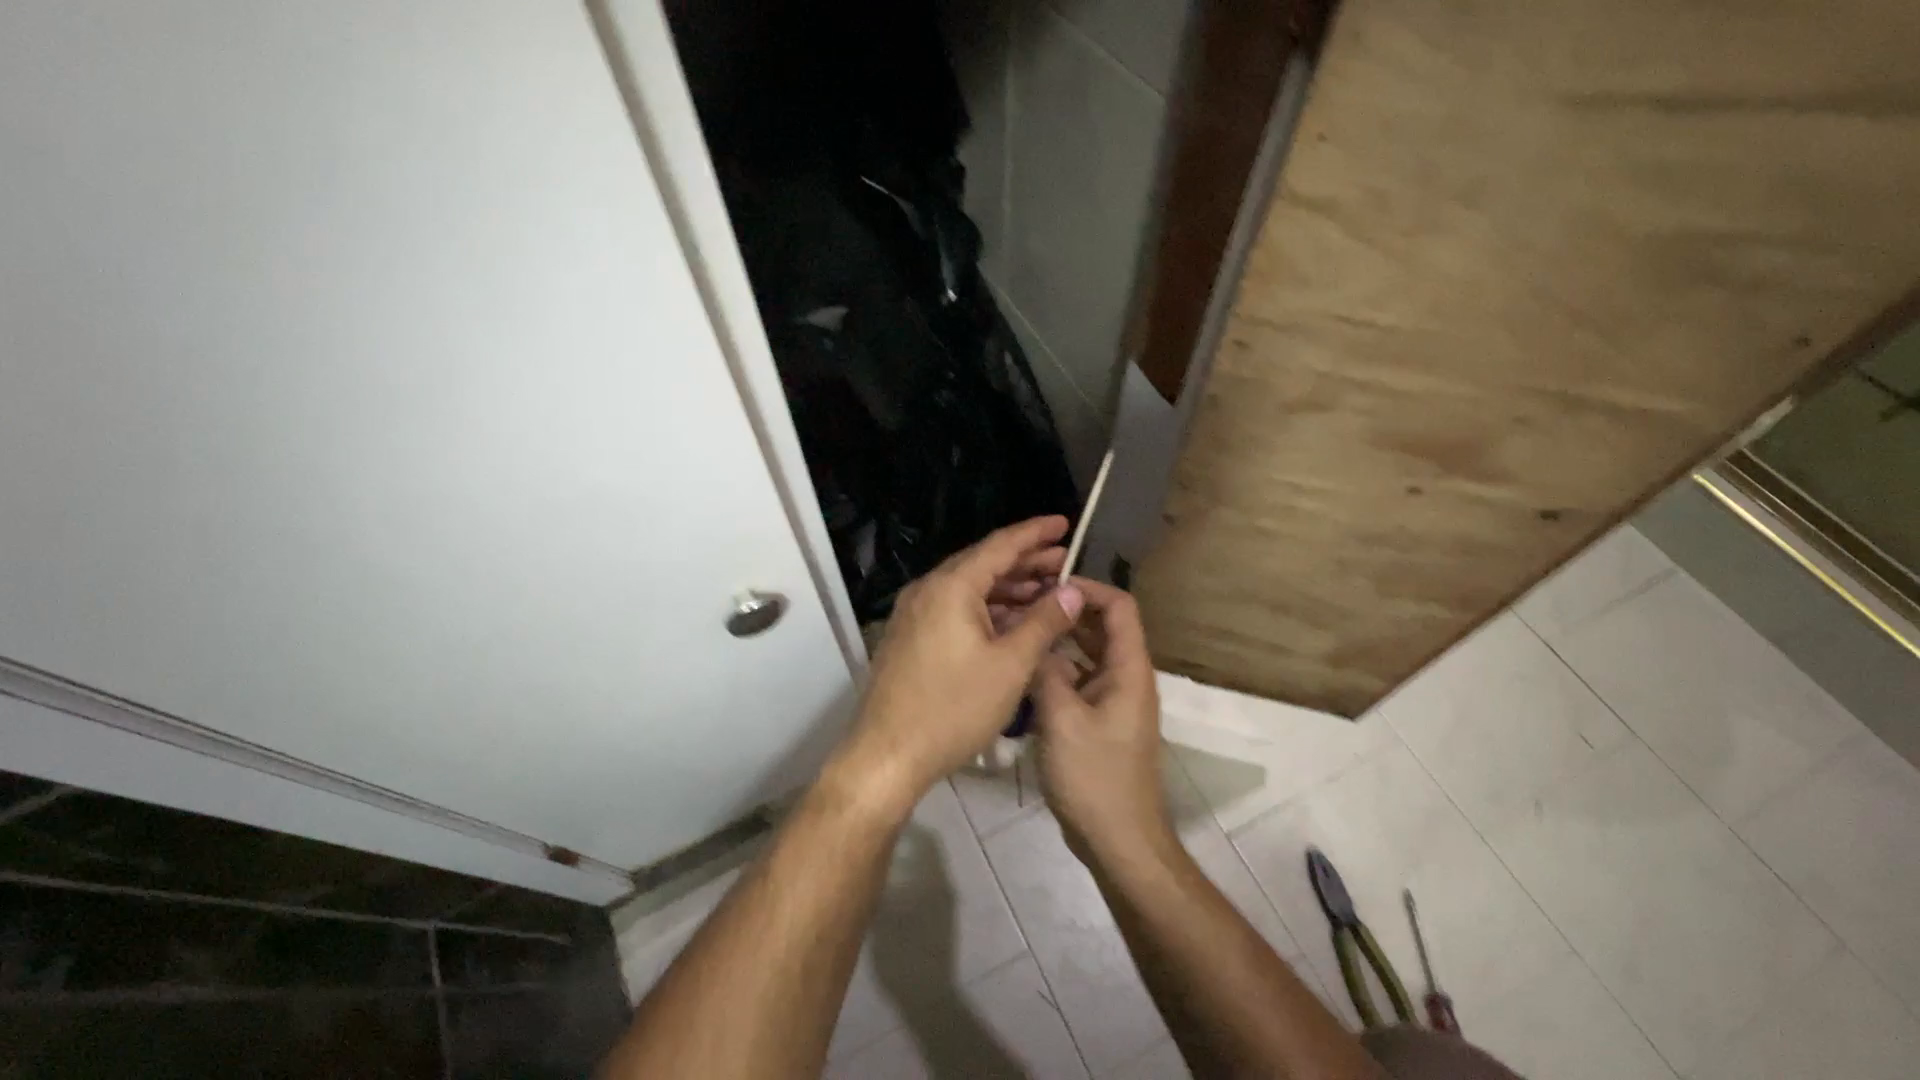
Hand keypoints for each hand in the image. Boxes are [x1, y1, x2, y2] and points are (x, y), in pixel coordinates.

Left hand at [828, 516, 1085, 818]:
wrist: (887, 754)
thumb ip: (1043, 622)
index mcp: (951, 587)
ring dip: (1008, 588)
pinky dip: (987, 610)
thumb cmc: (953, 709)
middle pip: (983, 563)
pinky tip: (1012, 623)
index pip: (1000, 545)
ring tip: (1047, 593)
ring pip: (969, 588)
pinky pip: (955, 609)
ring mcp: (914, 614)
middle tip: (1064, 562)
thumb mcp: (1010, 665)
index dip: (1036, 533)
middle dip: (1026, 562)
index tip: (1065, 524)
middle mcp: (928, 590)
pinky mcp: (911, 637)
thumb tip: (1072, 591)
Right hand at [1031, 578, 1173, 864]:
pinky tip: (1023, 676)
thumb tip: (1034, 640)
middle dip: (1067, 613)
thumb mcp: (1062, 720)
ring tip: (1016, 635)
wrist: (1120, 840)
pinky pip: (1079, 684)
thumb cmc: (1095, 777)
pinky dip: (1056, 673)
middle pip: (1103, 628)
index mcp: (1129, 671)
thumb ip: (1046, 673)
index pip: (1120, 607)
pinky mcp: (1100, 724)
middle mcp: (1126, 679)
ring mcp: (1114, 703)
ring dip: (1058, 644)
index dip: (1087, 588)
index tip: (1046, 586)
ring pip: (1087, 657)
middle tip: (1022, 607)